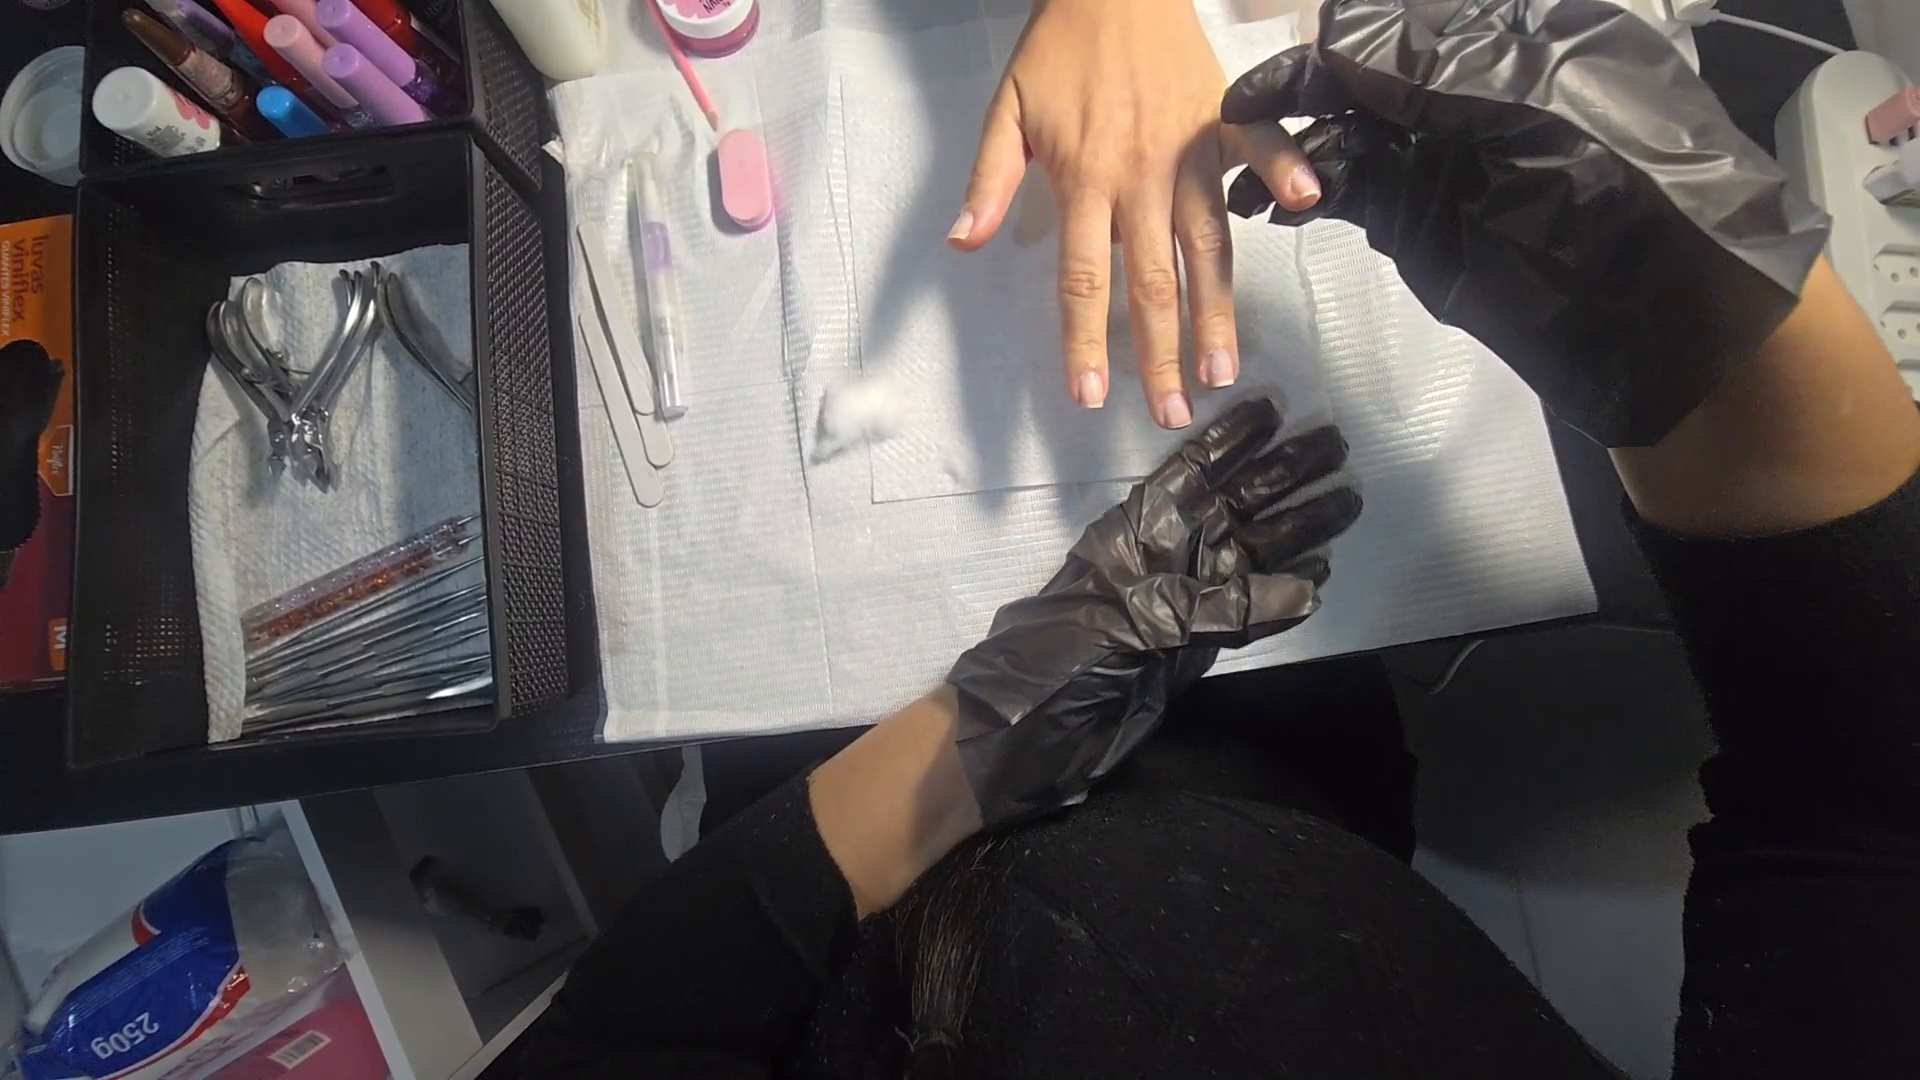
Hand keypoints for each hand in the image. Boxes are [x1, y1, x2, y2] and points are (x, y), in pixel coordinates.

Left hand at [946, 397, 1361, 827]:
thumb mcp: (1136, 618)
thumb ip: (1216, 606)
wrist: (1039, 718)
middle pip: (1237, 500)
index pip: (1193, 469)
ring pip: (1253, 549)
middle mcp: (1169, 552)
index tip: (1274, 406)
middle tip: (1337, 442)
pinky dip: (1286, 590)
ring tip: (1347, 499)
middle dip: (1284, 471)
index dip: (1231, 437)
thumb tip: (1306, 588)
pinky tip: (1319, 571)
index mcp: (1142, 529)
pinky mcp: (1196, 637)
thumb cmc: (1069, 653)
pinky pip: (1250, 604)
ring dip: (1299, 526)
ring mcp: (1185, 593)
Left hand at [949, 0, 1320, 427]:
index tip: (1093, 396)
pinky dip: (1282, 172)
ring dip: (1217, 311)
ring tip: (1224, 369)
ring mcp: (1190, 149)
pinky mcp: (1224, 116)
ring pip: (1207, 245)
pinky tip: (1307, 207)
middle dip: (1161, 354)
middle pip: (1152, 283)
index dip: (1086, 342)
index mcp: (1086, 182)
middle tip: (1173, 412)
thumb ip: (989, 181)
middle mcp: (1141, 178)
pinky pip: (1260, 147)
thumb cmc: (1057, 47)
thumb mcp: (1008, 112)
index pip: (1084, 281)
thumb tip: (963, 243)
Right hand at [1220, 0, 1828, 447]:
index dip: (1314, 61)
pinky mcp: (1414, 216)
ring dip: (1288, 164)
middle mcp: (1459, 94)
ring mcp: (1434, 159)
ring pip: (1343, 145)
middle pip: (1354, 90)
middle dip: (1290, 113)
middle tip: (1230, 143)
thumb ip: (1440, 70)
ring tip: (1240, 195)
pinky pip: (1350, 194)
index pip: (1387, 37)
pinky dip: (1309, 200)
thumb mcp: (1538, 105)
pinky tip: (1276, 211)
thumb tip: (1339, 43)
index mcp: (1506, 42)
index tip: (1248, 95)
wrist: (1644, 306)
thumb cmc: (1621, 188)